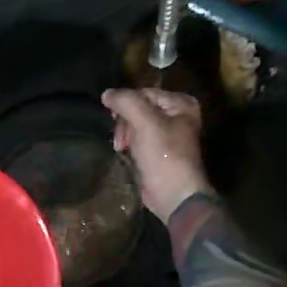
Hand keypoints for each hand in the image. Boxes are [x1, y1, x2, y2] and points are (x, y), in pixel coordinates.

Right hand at [102, 87, 210, 219]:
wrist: (172, 193)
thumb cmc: (164, 156)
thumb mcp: (146, 124)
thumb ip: (127, 104)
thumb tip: (106, 93)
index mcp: (181, 104)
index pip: (143, 93)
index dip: (126, 106)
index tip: (116, 122)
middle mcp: (176, 114)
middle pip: (137, 108)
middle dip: (124, 123)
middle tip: (122, 140)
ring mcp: (166, 132)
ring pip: (133, 123)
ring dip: (123, 134)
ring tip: (122, 148)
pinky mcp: (156, 149)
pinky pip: (135, 137)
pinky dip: (127, 142)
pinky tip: (125, 152)